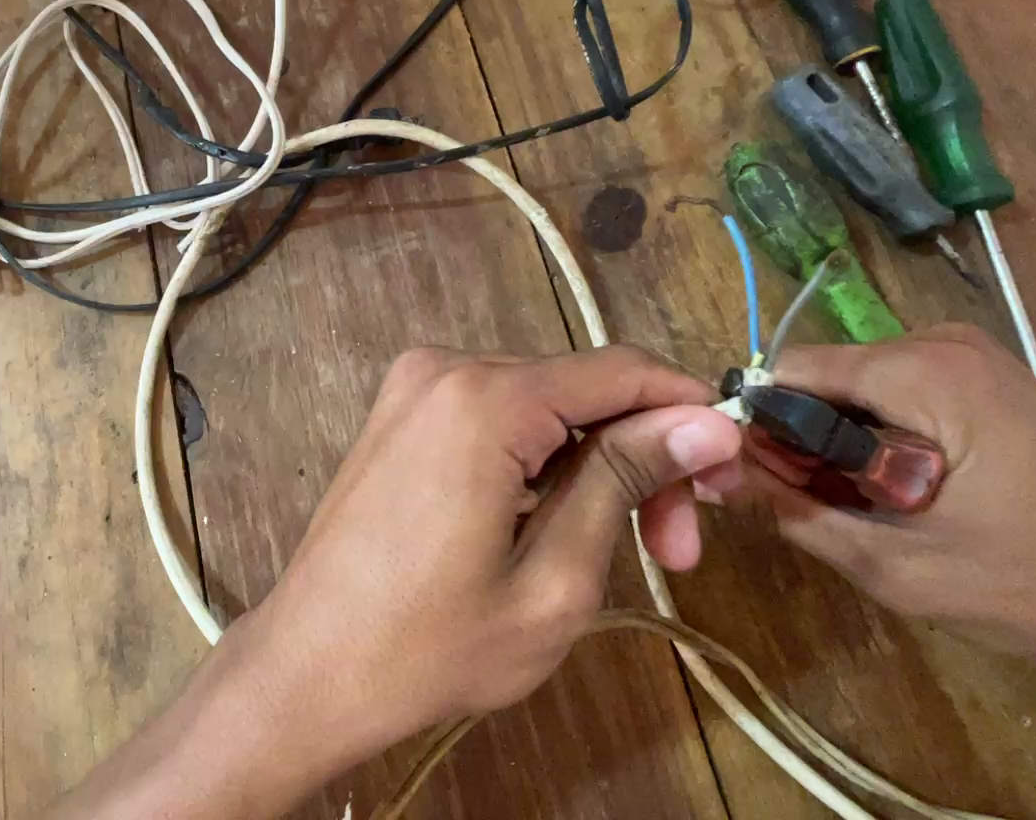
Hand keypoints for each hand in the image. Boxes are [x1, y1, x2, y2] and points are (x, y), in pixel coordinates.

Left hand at [241, 345, 742, 743]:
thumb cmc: (430, 646)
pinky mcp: (399, 412)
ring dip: (589, 463)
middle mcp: (444, 368)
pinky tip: (543, 521)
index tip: (727, 479)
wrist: (309, 667)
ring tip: (609, 549)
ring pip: (540, 402)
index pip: (620, 370)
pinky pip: (494, 413)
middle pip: (580, 389)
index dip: (688, 413)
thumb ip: (624, 480)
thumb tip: (705, 420)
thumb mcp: (554, 579)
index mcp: (483, 398)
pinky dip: (536, 457)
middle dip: (637, 456)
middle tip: (674, 550)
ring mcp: (413, 386)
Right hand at [748, 325, 1035, 741]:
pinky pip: (889, 391)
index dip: (757, 423)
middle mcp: (942, 343)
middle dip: (800, 438)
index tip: (760, 481)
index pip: (788, 369)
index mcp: (925, 372)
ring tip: (862, 505)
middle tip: (816, 505)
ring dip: (836, 442)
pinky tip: (898, 489)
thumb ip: (793, 513)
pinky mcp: (983, 377)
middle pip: (819, 376)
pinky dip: (873, 436)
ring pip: (849, 386)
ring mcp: (968, 355)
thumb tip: (711, 475)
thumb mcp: (898, 568)